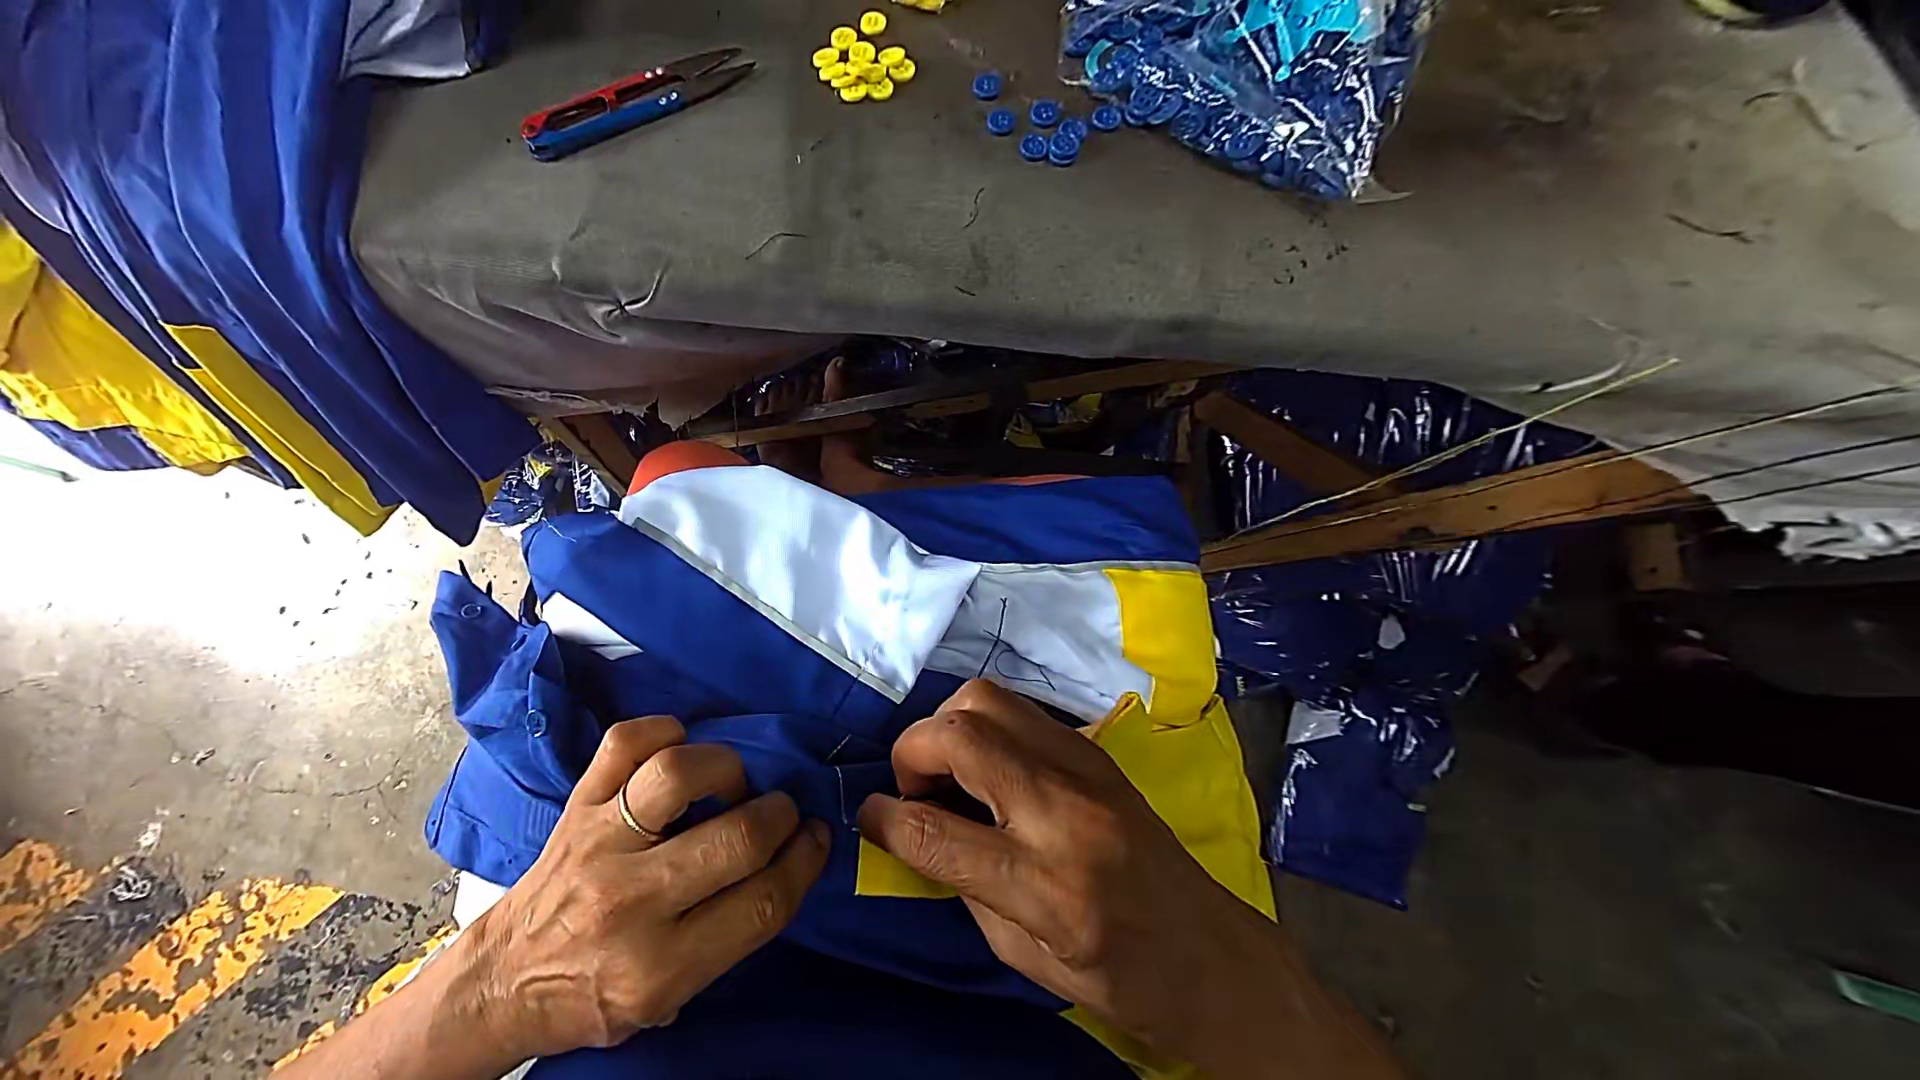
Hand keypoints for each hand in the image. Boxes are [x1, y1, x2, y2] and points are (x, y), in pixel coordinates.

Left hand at [469, 715, 831, 1058]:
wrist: (500, 985)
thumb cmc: (598, 993)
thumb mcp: (674, 995)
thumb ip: (737, 930)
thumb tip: (795, 853)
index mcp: (658, 968)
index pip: (763, 903)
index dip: (806, 860)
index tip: (815, 838)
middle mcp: (627, 902)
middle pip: (737, 837)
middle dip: (780, 816)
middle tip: (780, 814)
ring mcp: (596, 844)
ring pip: (679, 775)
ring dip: (726, 768)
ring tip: (732, 782)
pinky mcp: (576, 806)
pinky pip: (624, 742)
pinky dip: (662, 731)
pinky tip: (679, 748)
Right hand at [858, 680, 1402, 1079]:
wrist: (1207, 948)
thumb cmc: (1117, 974)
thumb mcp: (1026, 958)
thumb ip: (964, 885)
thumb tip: (915, 829)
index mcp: (1049, 887)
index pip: (937, 832)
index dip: (885, 819)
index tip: (868, 816)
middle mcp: (1066, 811)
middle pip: (961, 735)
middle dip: (912, 750)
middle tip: (912, 786)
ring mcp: (1085, 768)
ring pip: (988, 700)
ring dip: (947, 725)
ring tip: (948, 769)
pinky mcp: (1095, 749)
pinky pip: (1019, 709)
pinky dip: (985, 724)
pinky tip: (987, 763)